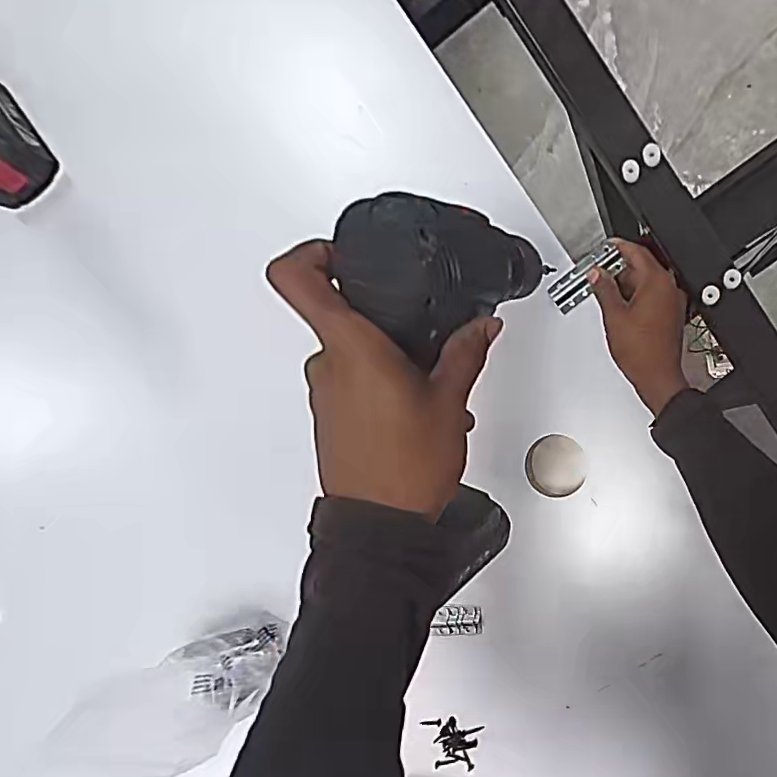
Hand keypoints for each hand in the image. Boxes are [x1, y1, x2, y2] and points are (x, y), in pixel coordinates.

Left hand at [268, 240, 501, 521]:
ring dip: (386, 358)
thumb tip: (479, 328)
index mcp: (352, 349)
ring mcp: (324, 394)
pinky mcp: (329, 418)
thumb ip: (465, 353)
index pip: (296, 276)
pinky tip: (414, 409)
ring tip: (426, 384)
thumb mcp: (449, 403)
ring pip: (348, 353)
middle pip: (336, 314)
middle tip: (414, 330)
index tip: (340, 251)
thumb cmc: (404, 470)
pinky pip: (349, 383)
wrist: (380, 526)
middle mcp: (327, 367)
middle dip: (381, 318)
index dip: (312, 250)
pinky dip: (379, 384)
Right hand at [590, 239, 689, 415]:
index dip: (618, 247)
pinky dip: (637, 297)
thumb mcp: (614, 316)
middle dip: (619, 270)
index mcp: (657, 283)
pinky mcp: (671, 315)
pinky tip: (621, 309)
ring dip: (627, 285)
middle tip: (600, 275)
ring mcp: (672, 302)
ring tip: (607, 296)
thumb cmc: (642, 352)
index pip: (637, 252)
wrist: (657, 377)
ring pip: (647, 283)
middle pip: (642, 267)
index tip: (607, 246)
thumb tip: (596, 274)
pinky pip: (653, 297)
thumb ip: (604, 290)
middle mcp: (669, 289)